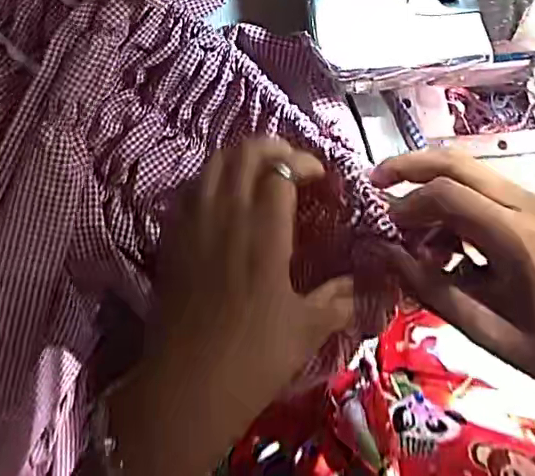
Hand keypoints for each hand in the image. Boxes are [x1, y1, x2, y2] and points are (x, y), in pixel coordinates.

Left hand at [107, 138, 355, 475]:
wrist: (184, 388)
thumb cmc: (252, 358)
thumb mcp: (305, 329)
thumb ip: (336, 299)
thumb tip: (361, 283)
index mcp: (263, 231)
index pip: (283, 170)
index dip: (304, 163)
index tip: (320, 177)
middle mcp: (228, 213)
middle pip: (246, 152)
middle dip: (273, 147)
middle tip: (292, 163)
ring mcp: (195, 221)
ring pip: (215, 161)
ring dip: (241, 156)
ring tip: (261, 170)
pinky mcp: (173, 234)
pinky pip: (192, 186)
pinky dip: (213, 177)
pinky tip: (225, 197)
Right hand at [376, 150, 534, 475]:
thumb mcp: (495, 337)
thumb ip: (434, 292)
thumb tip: (386, 254)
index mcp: (529, 240)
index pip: (451, 194)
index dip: (408, 204)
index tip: (382, 226)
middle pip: (460, 163)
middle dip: (412, 168)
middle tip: (375, 182)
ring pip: (472, 173)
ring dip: (435, 191)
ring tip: (412, 235)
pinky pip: (490, 193)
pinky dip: (459, 207)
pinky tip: (447, 245)